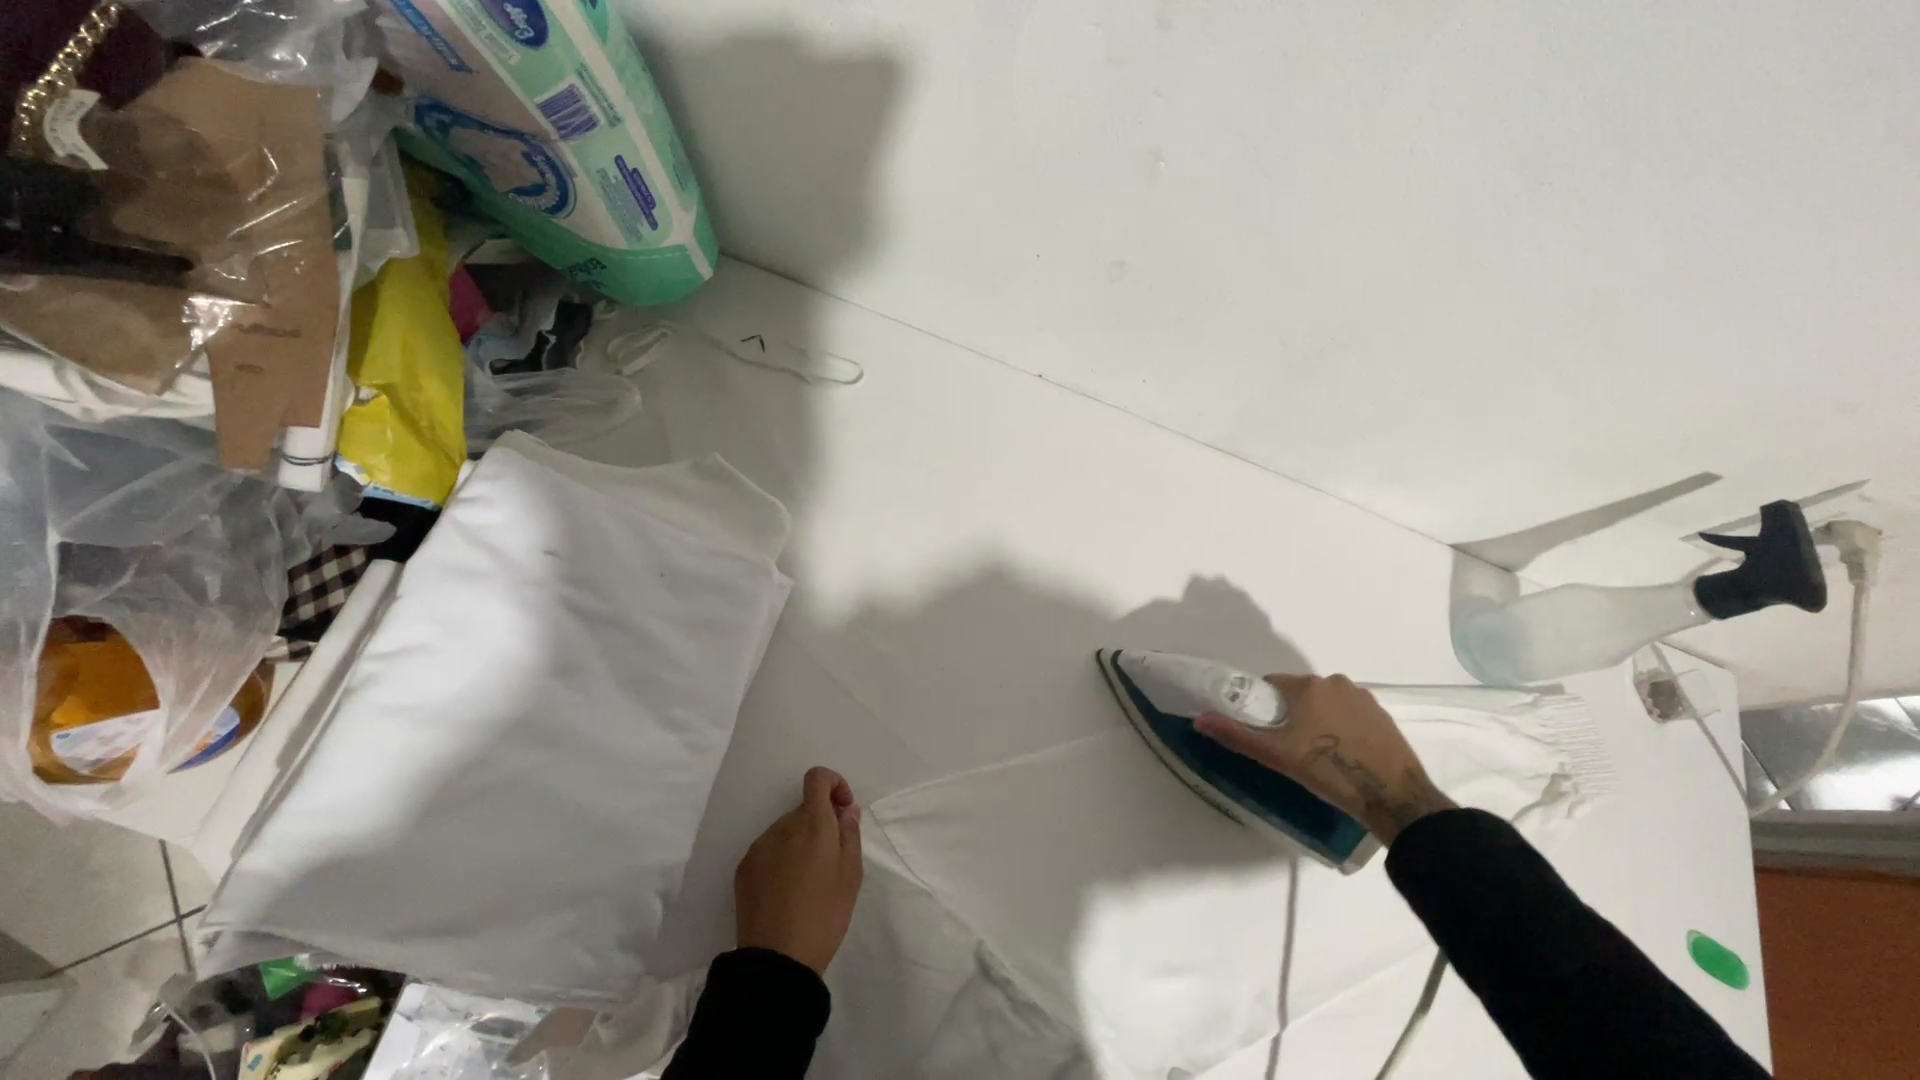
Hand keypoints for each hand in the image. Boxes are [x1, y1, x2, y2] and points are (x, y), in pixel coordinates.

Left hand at [734, 766, 864, 974]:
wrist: (777, 958)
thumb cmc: (825, 915)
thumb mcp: (851, 874)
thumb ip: (850, 834)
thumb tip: (845, 810)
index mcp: (812, 824)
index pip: (817, 778)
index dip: (833, 784)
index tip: (843, 811)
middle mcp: (782, 826)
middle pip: (803, 809)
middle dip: (820, 825)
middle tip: (832, 862)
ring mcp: (759, 847)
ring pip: (785, 831)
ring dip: (800, 843)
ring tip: (808, 883)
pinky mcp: (744, 868)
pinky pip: (768, 850)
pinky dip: (781, 859)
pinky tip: (787, 892)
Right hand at [1195, 674, 1453, 842]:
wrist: (1393, 795)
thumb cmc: (1329, 771)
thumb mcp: (1276, 756)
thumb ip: (1236, 734)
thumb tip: (1199, 718)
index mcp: (1306, 686)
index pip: (1270, 685)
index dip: (1262, 707)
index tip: (1265, 732)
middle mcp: (1334, 682)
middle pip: (1298, 693)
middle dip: (1289, 714)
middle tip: (1288, 747)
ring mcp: (1362, 697)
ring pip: (1324, 703)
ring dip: (1315, 719)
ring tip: (1316, 753)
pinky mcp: (1381, 714)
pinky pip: (1348, 713)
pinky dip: (1339, 726)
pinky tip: (1341, 753)